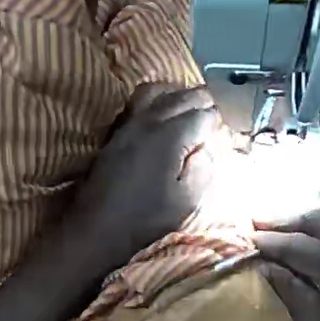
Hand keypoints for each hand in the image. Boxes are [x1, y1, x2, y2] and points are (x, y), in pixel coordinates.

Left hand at [65, 83, 219, 275]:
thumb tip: (204, 148)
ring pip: (157, 91)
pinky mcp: (114, 132)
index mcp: (170, 137)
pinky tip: (161, 113)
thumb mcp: (186, 201)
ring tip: (189, 107)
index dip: (217, 120)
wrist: (96, 229)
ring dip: (177, 94)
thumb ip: (203, 168)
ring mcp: (128, 124)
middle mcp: (149, 122)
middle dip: (202, 102)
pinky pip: (138, 101)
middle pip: (182, 96)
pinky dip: (156, 99)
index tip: (223, 130)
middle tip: (213, 114)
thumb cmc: (144, 220)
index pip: (203, 114)